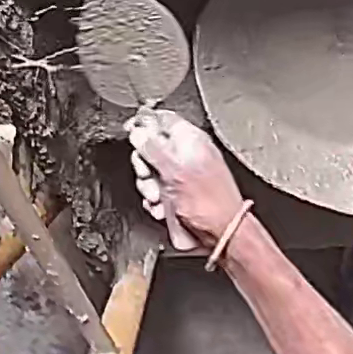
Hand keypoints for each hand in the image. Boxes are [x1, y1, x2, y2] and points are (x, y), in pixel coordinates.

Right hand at [125, 108, 245, 251]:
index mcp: (190, 141)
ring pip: (148, 172)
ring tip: (158, 198)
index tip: (131, 132)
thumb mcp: (175, 170)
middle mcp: (185, 155)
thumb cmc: (209, 202)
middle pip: (149, 147)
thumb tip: (137, 132)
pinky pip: (153, 191)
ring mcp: (180, 175)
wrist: (221, 234)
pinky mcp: (175, 193)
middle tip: (148, 176)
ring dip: (147, 187)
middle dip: (143, 164)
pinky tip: (162, 208)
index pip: (162, 119)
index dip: (144, 123)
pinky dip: (154, 201)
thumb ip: (153, 148)